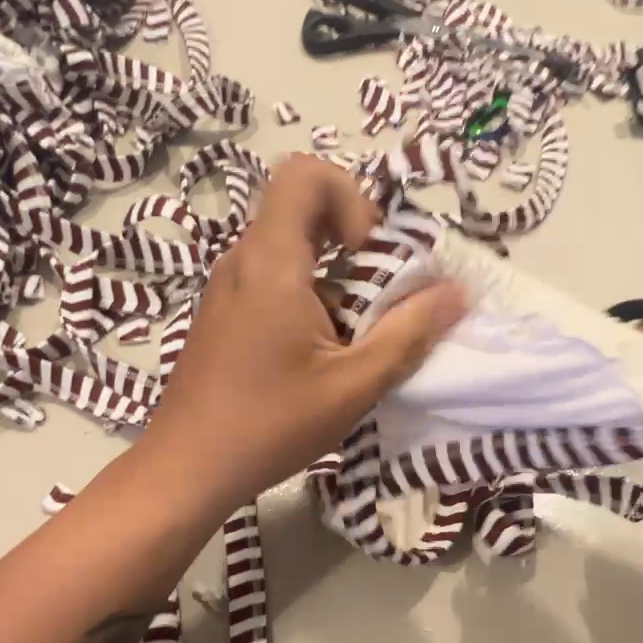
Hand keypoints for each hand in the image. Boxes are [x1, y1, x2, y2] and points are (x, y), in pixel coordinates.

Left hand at [140, 155, 466, 509]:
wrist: (186, 468)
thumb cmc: (269, 425)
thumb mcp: (353, 385)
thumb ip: (408, 334)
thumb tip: (456, 292)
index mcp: (271, 261)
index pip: (307, 174)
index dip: (352, 200)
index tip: (369, 259)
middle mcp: (242, 261)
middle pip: (302, 208)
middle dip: (352, 241)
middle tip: (373, 297)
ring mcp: (226, 288)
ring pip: (289, 248)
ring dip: (333, 278)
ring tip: (351, 336)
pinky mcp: (222, 316)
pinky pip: (271, 281)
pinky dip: (306, 299)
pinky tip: (317, 357)